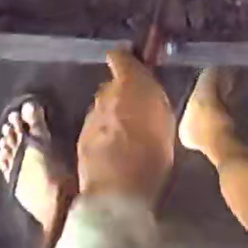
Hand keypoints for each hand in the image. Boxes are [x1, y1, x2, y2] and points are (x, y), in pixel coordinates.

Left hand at [76, 50, 174, 201]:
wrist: (118, 191)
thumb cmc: (153, 150)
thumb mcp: (166, 116)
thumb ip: (153, 95)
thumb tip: (148, 85)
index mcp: (130, 82)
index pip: (120, 55)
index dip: (126, 58)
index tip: (135, 63)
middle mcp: (105, 94)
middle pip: (112, 86)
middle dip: (123, 93)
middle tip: (138, 108)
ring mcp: (90, 118)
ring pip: (103, 108)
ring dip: (113, 115)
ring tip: (128, 134)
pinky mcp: (81, 141)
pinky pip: (96, 129)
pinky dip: (104, 134)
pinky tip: (116, 150)